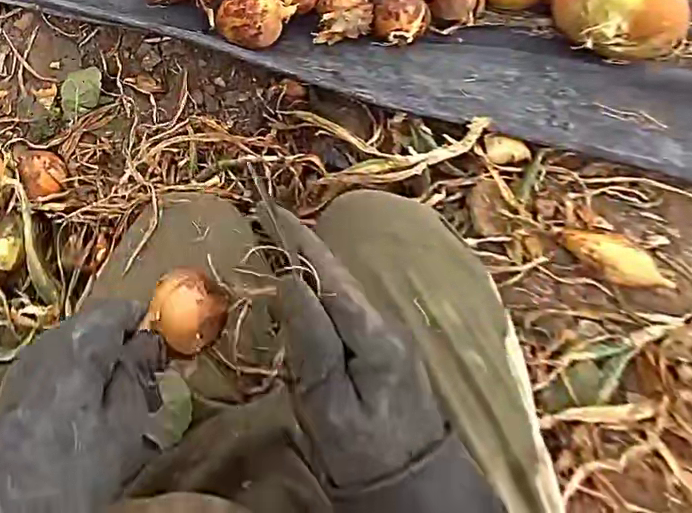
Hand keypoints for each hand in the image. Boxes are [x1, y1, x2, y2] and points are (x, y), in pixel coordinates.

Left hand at [0, 299, 165, 512]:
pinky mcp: (15, 385)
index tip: (161, 348)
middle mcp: (50, 338)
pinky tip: (83, 413)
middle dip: (121, 344)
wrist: (6, 506)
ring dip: (98, 362)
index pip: (118, 308)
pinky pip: (54, 365)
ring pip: (73, 345)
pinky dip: (75, 377)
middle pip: (93, 324)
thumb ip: (137, 374)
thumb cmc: (72, 465)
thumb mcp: (123, 426)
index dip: (143, 323)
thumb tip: (150, 340)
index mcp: (80, 340)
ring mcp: (28, 360)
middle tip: (146, 380)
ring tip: (117, 402)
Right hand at [260, 203, 449, 490]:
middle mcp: (383, 325)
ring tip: (278, 245)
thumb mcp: (329, 405)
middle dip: (300, 243)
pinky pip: (344, 308)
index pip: (324, 269)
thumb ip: (310, 340)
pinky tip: (305, 292)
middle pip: (334, 273)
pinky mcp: (386, 354)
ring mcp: (388, 338)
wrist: (425, 499)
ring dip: (308, 265)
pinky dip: (319, 290)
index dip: (295, 236)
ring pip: (340, 289)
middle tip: (266, 219)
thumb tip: (289, 280)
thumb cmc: (367, 456)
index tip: (266, 207)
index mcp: (370, 333)